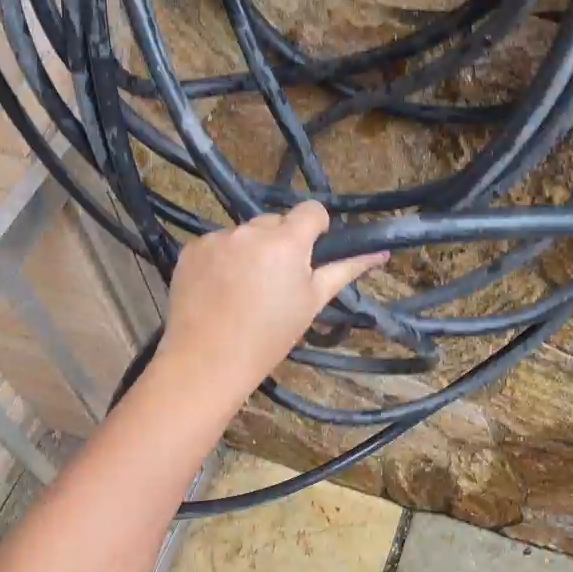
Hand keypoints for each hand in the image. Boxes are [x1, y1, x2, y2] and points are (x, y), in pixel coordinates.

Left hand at [154, 201, 386, 401]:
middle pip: (275, 222)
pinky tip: (219, 290)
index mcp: (286, 242)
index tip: (311, 253)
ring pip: (244, 234)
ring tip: (244, 290)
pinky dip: (221, 260)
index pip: (311, 210)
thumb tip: (381, 252)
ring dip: (250, 251)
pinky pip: (216, 245)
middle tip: (277, 281)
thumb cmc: (269, 337)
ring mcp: (217, 238)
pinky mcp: (191, 249)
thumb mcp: (312, 303)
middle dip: (280, 243)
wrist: (207, 361)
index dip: (316, 229)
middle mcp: (250, 231)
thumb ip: (345, 270)